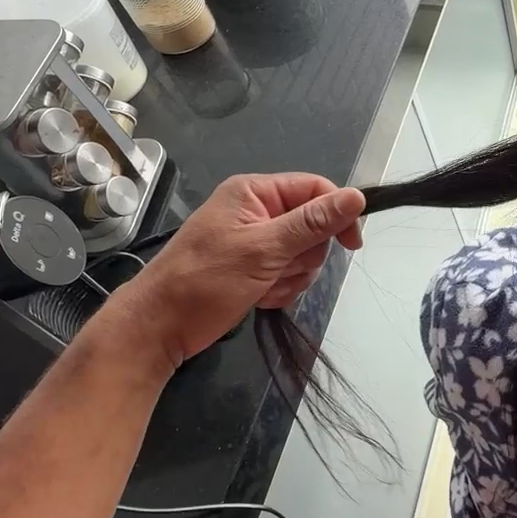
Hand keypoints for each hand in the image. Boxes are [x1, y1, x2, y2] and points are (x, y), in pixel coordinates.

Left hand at [100, 173, 365, 370]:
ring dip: (292, 276)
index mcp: (255, 192)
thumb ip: (313, 222)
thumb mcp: (264, 249)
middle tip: (279, 269)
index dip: (338, 214)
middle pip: (314, 225)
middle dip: (304, 254)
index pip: (316, 189)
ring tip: (263, 286)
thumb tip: (357, 197)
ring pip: (305, 254)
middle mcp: (257, 210)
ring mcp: (255, 240)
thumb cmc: (205, 281)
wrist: (159, 328)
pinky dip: (281, 288)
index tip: (351, 246)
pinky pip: (290, 273)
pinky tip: (259, 296)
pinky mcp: (255, 267)